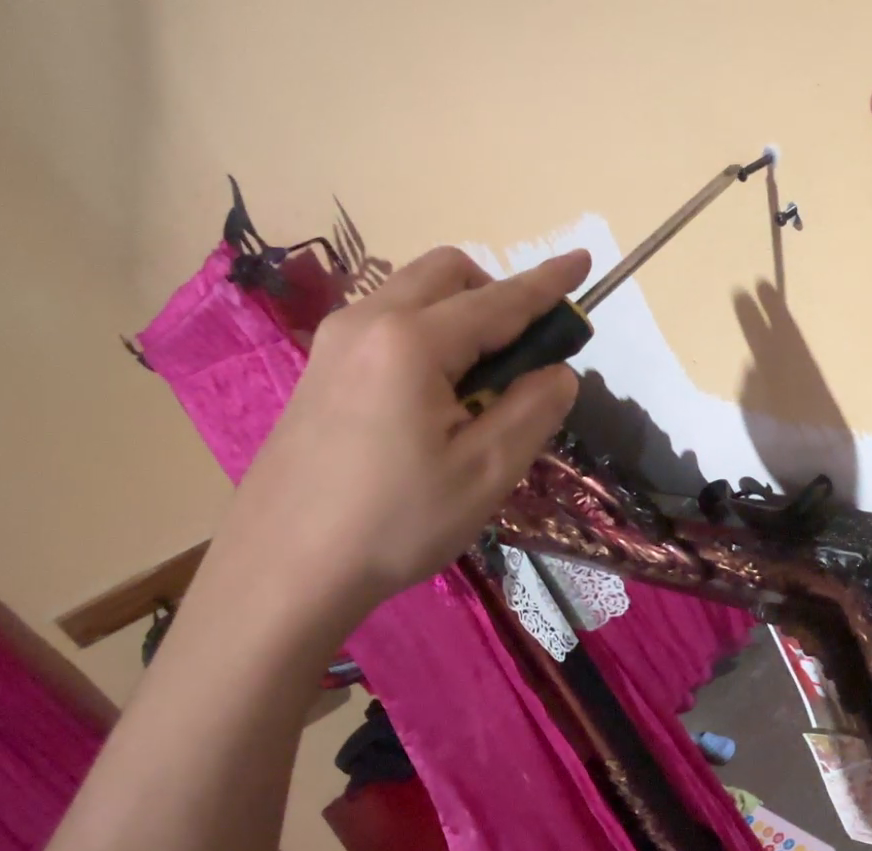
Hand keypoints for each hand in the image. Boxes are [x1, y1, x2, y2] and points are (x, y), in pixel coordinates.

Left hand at [213, 246, 588, 618]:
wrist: (287, 569)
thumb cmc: (397, 521)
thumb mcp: (487, 472)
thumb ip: (533, 410)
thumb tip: (558, 373)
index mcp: (413, 342)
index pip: (498, 300)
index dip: (548, 283)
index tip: (584, 260)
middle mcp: (366, 323)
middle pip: (446, 274)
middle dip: (498, 293)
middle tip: (527, 354)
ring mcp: (333, 344)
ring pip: (411, 295)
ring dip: (461, 315)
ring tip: (483, 386)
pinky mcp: (319, 372)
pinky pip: (386, 324)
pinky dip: (428, 335)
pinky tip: (436, 400)